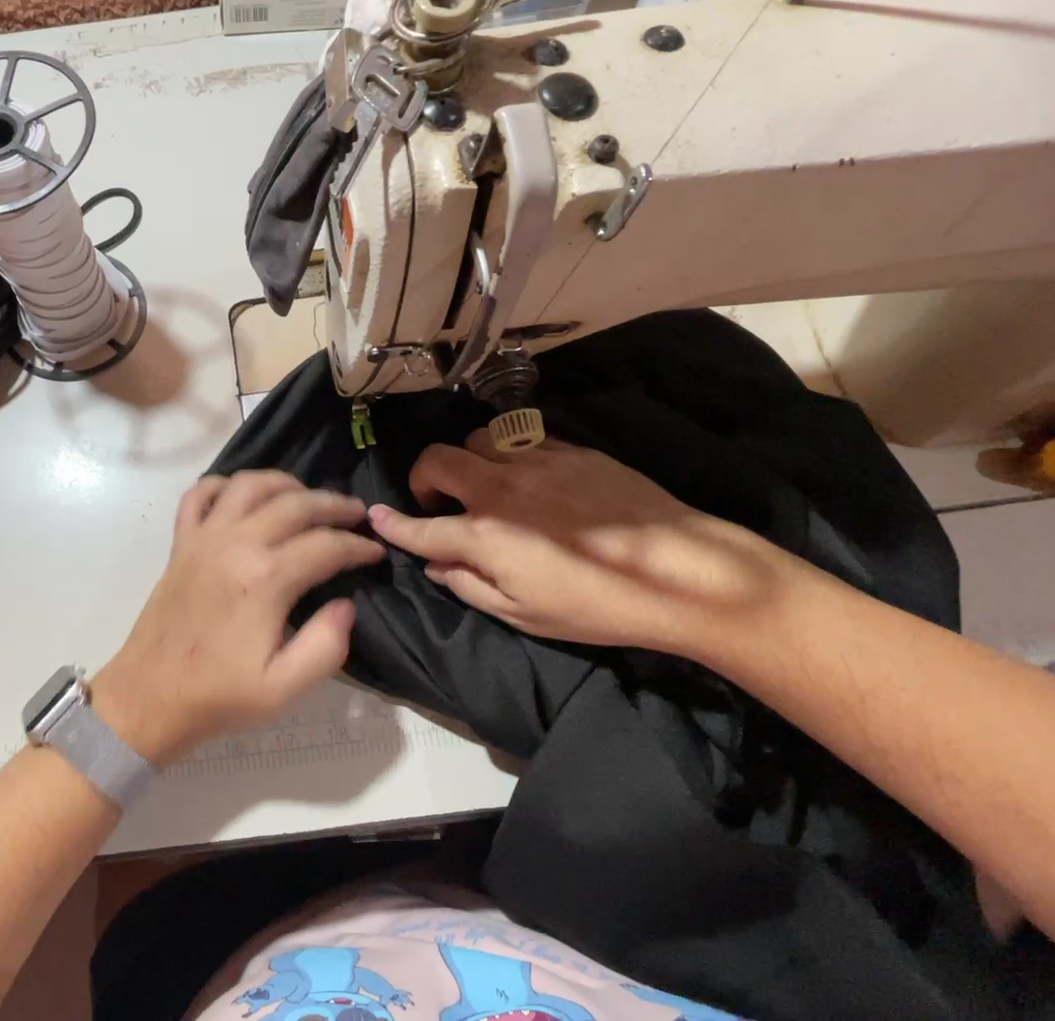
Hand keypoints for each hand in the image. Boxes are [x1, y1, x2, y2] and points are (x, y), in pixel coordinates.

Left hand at [92, 471, 385, 765]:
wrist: (149, 697)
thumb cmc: (219, 695)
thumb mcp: (283, 688)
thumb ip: (326, 646)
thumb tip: (345, 603)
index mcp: (266, 580)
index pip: (326, 545)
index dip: (358, 546)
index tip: (375, 553)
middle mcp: (236, 545)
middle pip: (295, 503)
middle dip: (334, 504)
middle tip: (357, 513)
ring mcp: (203, 538)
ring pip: (249, 485)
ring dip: (285, 484)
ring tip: (308, 497)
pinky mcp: (181, 543)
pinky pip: (199, 494)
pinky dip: (224, 485)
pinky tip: (243, 497)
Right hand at [366, 430, 789, 655]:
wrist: (679, 572)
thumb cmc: (596, 607)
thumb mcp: (523, 615)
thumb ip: (469, 585)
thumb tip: (435, 563)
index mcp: (483, 535)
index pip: (419, 526)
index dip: (392, 524)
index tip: (375, 519)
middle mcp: (500, 488)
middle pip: (438, 460)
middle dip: (423, 479)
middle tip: (439, 504)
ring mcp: (537, 461)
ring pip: (478, 440)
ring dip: (467, 461)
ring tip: (484, 485)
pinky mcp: (572, 449)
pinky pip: (522, 439)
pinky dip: (509, 455)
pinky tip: (529, 479)